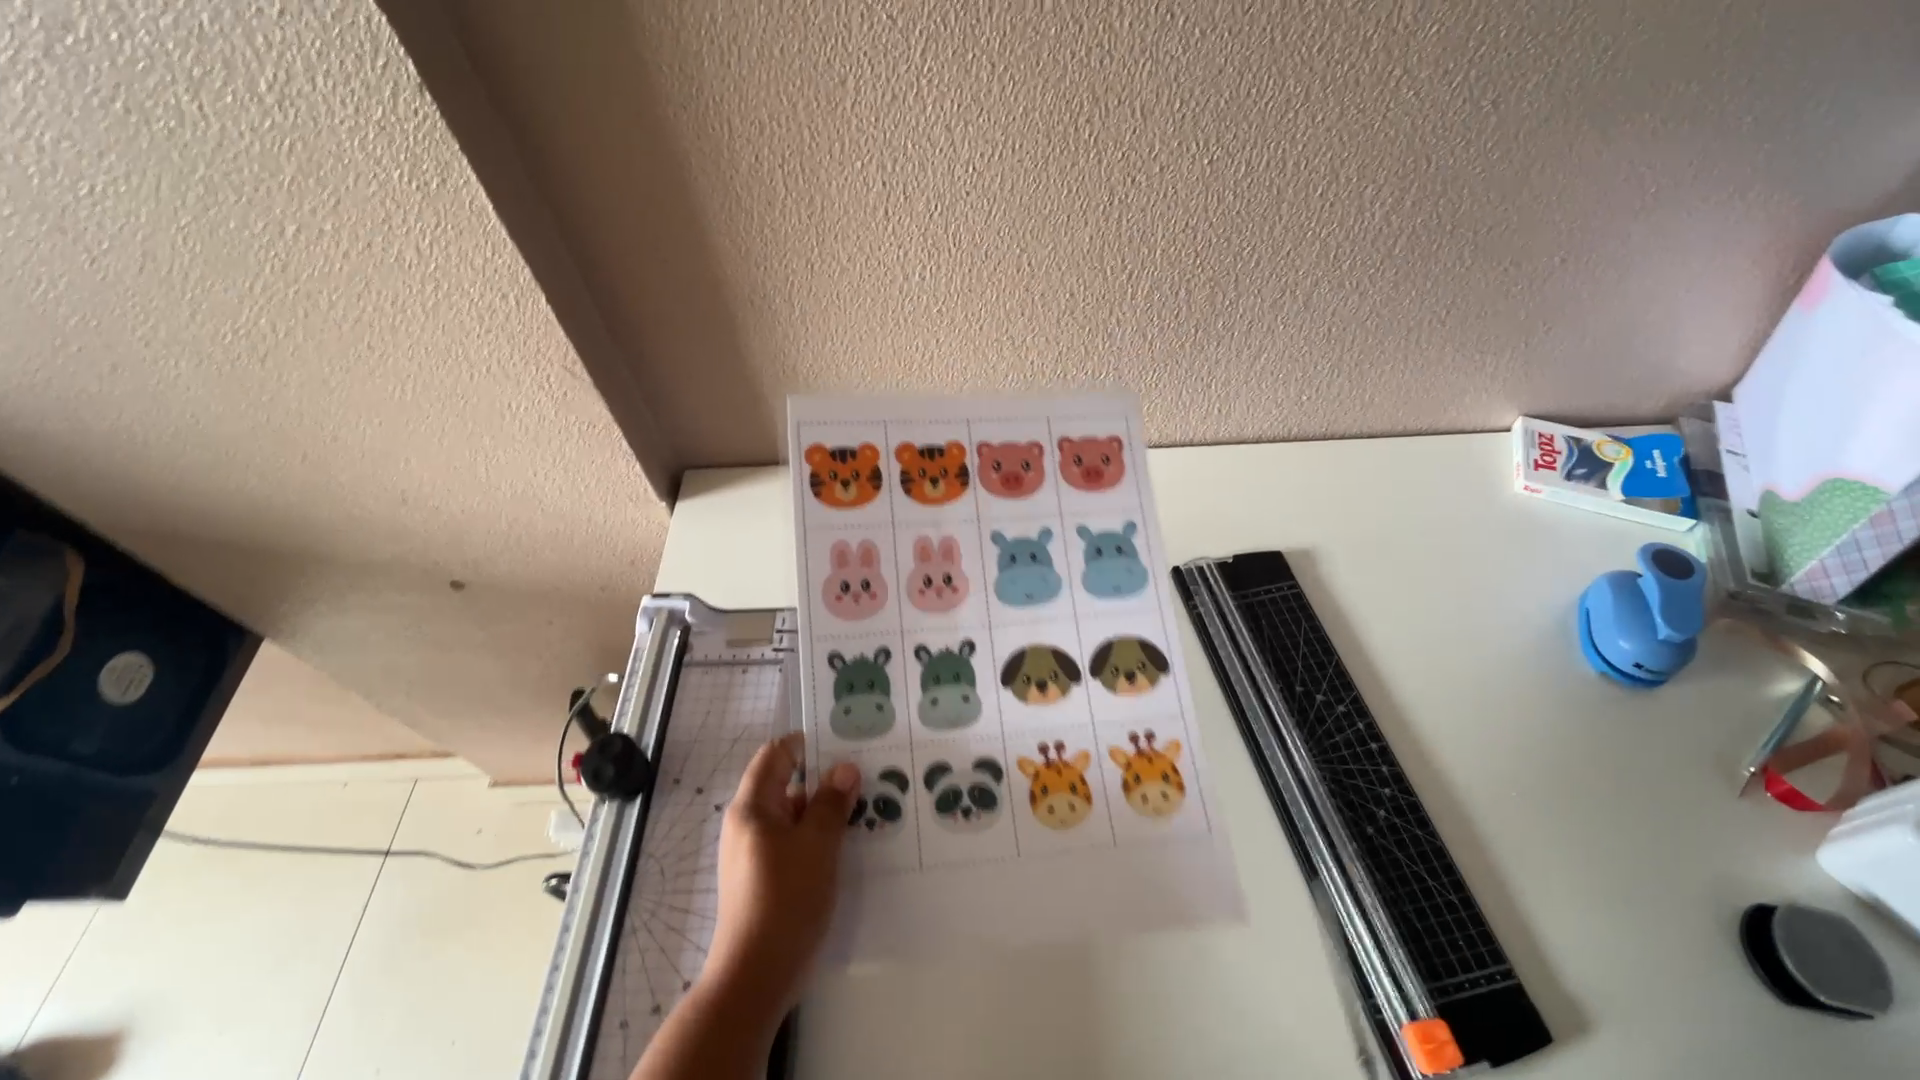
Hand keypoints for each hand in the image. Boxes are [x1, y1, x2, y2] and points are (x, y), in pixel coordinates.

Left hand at [706, 733, 859, 1015]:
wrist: (757, 973)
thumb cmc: (785, 898)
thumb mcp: (817, 844)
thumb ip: (831, 803)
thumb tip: (844, 768)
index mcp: (752, 807)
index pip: (775, 756)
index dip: (807, 744)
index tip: (844, 742)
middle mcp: (747, 826)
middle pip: (785, 786)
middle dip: (824, 781)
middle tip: (867, 776)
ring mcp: (754, 855)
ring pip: (792, 819)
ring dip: (824, 813)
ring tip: (866, 810)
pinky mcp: (764, 881)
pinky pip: (793, 846)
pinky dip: (817, 840)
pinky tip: (847, 849)